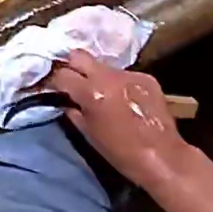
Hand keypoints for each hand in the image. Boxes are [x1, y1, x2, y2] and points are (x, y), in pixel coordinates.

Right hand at [44, 51, 194, 188]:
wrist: (162, 156)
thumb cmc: (120, 153)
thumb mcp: (89, 135)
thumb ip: (73, 112)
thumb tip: (65, 100)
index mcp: (92, 91)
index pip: (63, 74)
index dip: (54, 78)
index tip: (51, 83)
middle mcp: (109, 76)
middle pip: (80, 56)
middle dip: (72, 65)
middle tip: (70, 78)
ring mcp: (129, 73)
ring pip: (104, 65)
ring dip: (98, 75)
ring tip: (100, 91)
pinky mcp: (146, 76)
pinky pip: (125, 74)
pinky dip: (119, 83)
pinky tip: (124, 98)